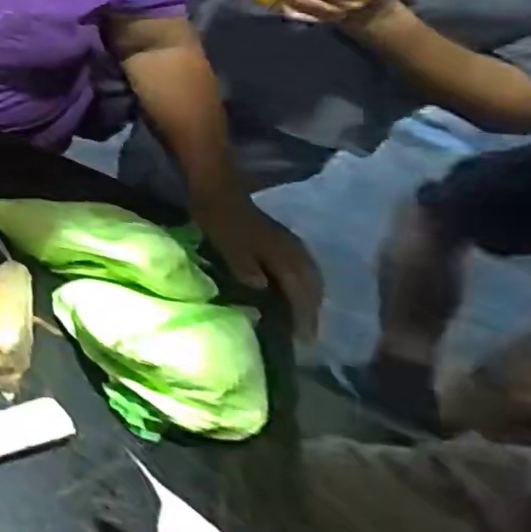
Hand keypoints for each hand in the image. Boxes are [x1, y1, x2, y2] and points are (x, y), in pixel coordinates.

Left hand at [190, 194, 322, 339]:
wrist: (218, 187)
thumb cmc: (219, 217)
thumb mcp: (227, 244)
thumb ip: (245, 267)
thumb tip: (262, 290)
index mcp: (288, 259)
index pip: (301, 297)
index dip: (302, 320)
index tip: (302, 343)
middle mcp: (299, 255)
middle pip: (312, 292)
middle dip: (310, 315)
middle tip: (303, 337)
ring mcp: (293, 247)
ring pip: (310, 283)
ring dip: (308, 302)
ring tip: (299, 321)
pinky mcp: (284, 242)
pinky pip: (302, 273)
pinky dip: (301, 287)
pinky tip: (290, 293)